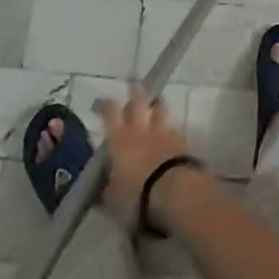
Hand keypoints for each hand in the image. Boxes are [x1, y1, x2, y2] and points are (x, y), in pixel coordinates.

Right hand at [91, 85, 200, 230]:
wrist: (175, 192)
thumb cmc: (136, 196)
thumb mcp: (112, 200)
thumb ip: (105, 192)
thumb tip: (99, 192)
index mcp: (120, 139)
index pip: (110, 112)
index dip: (103, 104)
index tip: (97, 104)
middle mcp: (141, 129)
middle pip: (138, 99)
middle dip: (134, 87)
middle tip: (131, 78)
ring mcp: (163, 132)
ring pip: (159, 108)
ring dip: (156, 103)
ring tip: (155, 101)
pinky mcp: (181, 140)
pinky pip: (173, 128)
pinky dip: (168, 128)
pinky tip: (168, 134)